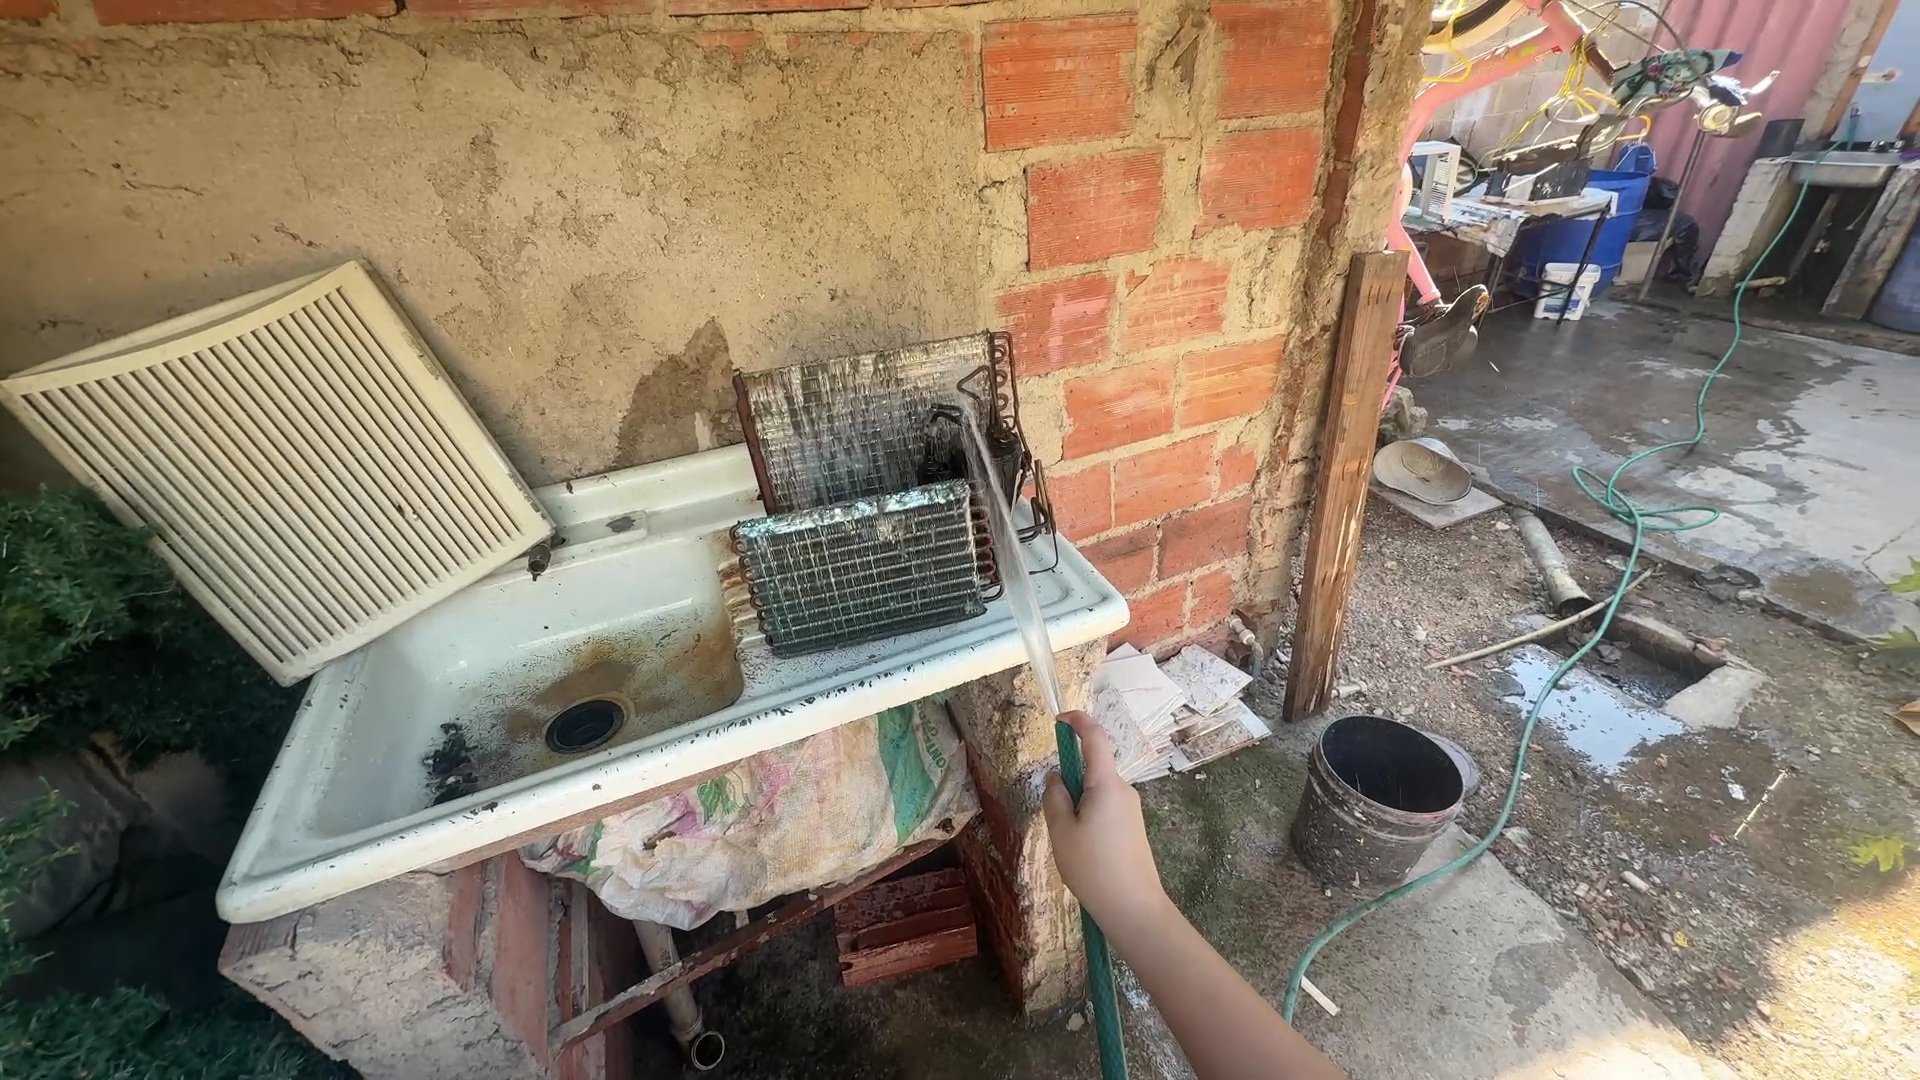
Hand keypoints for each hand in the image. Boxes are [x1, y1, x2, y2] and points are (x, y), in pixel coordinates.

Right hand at [1042, 710, 1174, 941]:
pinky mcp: (1132, 827)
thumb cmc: (1094, 868)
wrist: (1135, 909)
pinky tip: (1083, 851)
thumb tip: (1057, 777)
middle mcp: (1123, 790)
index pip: (1095, 737)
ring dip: (1077, 803)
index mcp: (1106, 783)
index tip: (1058, 719)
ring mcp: (1131, 809)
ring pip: (1096, 791)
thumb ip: (1055, 796)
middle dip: (1069, 780)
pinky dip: (1088, 816)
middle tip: (1055, 817)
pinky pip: (1104, 807)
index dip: (1077, 721)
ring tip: (1069, 842)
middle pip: (1093, 767)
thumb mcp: (1062, 831)